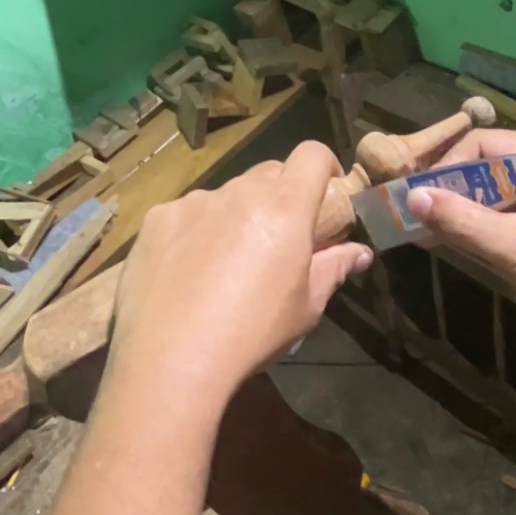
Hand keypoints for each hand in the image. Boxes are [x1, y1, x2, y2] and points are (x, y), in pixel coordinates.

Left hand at [109, 140, 373, 407]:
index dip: (325, 166)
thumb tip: (359, 252)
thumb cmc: (252, 334)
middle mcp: (238, 192)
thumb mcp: (305, 307)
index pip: (312, 154)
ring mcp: (192, 203)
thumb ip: (334, 269)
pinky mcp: (156, 220)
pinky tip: (186, 273)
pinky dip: (195, 232)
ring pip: (226, 195)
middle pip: (269, 173)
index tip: (327, 193)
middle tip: (279, 238)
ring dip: (236, 215)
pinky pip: (186, 214)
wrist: (169, 360)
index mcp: (284, 207)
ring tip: (225, 265)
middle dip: (281, 196)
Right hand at [408, 129, 515, 339]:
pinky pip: (508, 211)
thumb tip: (412, 197)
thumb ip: (463, 221)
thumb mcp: (514, 249)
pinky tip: (458, 242)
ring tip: (429, 232)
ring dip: (463, 209)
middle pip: (487, 165)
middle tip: (417, 217)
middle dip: (451, 190)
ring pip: (494, 190)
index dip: (446, 169)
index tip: (420, 200)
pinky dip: (481, 224)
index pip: (484, 145)